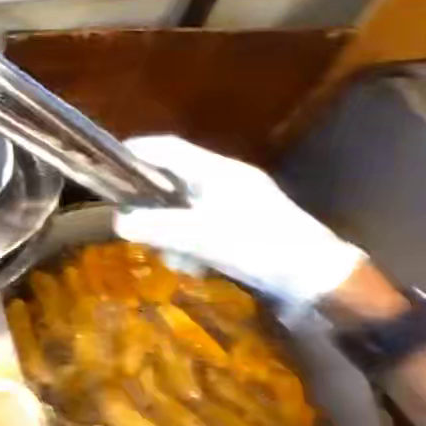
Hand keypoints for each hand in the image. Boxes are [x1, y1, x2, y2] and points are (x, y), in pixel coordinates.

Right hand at [113, 135, 365, 315]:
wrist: (317, 278)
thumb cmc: (259, 246)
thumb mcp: (201, 237)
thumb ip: (157, 227)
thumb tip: (118, 221)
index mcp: (217, 171)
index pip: (168, 148)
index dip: (137, 151)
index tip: (108, 162)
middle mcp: (226, 180)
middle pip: (174, 180)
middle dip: (152, 205)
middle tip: (134, 223)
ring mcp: (237, 203)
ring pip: (186, 208)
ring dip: (173, 232)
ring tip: (177, 258)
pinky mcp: (244, 225)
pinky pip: (203, 225)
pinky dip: (192, 243)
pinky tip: (197, 266)